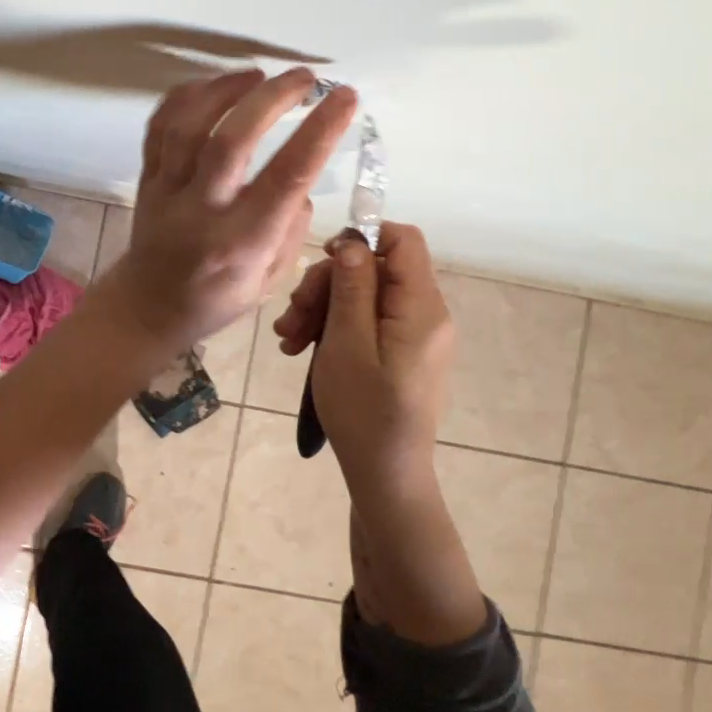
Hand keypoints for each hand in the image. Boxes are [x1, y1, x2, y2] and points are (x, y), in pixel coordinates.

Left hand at [101, 68, 357, 353]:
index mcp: (241, 242)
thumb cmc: (216, 297)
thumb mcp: (269, 281)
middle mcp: (202, 211)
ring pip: (188, 127)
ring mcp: (167, 191)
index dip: (319, 132)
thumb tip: (300, 183)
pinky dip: (183, 98)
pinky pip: (158, 128)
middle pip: (232, 141)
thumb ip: (290, 231)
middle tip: (305, 77)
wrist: (147, 306)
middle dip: (272, 99)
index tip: (344, 97)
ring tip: (258, 74)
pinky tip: (211, 84)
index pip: (286, 177)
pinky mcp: (146, 179)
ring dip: (225, 90)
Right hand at [271, 222, 454, 467]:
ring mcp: (412, 334)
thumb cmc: (363, 411)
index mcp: (421, 308)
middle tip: (291, 318)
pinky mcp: (399, 351)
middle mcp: (424, 314)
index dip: (362, 238)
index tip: (322, 259)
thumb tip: (353, 241)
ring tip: (287, 339)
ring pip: (362, 295)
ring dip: (320, 308)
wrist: (384, 474)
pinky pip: (365, 321)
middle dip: (327, 285)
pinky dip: (332, 327)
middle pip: (374, 269)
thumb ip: (352, 288)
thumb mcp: (346, 344)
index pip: (403, 241)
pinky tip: (299, 348)